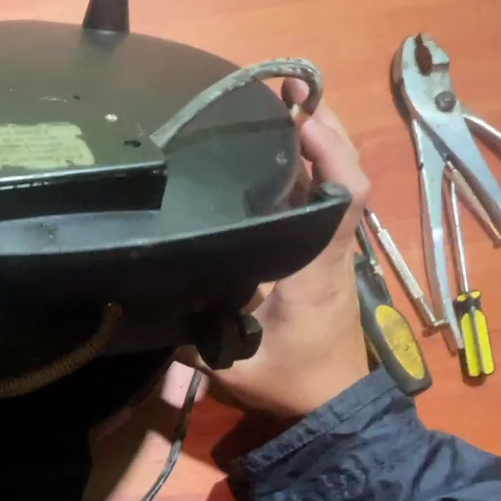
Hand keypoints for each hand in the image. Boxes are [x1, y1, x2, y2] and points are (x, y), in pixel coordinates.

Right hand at [206, 86, 372, 418]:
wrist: (333, 405)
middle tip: (288, 95)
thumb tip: (153, 310)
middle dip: (325, 129)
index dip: (327, 151)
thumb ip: (196, 340)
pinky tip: (284, 166)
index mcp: (314, 270)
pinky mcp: (327, 264)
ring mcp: (333, 257)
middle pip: (347, 176)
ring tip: (283, 117)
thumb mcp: (234, 366)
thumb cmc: (290, 384)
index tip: (298, 117)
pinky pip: (327, 208)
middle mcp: (331, 253)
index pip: (340, 199)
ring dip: (321, 148)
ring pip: (341, 188)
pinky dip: (313, 177)